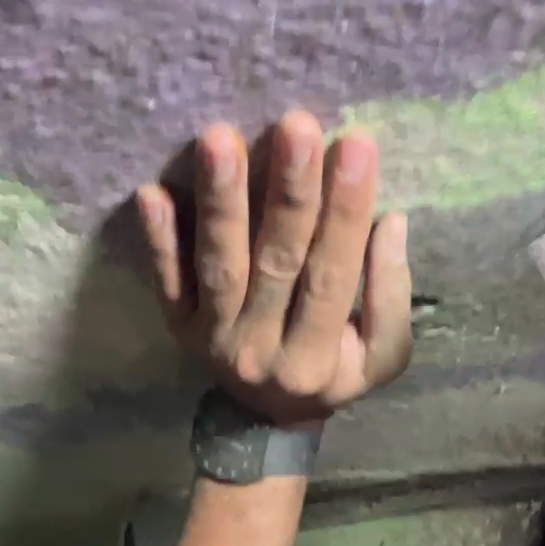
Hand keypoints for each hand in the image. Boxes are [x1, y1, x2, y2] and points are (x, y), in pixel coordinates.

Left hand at [136, 112, 412, 425]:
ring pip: (219, 268)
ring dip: (220, 203)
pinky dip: (159, 240)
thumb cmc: (332, 373)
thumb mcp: (379, 359)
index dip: (345, 216)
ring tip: (221, 140)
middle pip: (276, 265)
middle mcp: (261, 351)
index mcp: (315, 360)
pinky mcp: (178, 326)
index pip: (332, 278)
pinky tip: (153, 194)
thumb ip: (391, 299)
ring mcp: (212, 338)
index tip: (358, 147)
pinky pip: (166, 282)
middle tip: (296, 126)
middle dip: (289, 196)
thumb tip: (391, 224)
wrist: (267, 419)